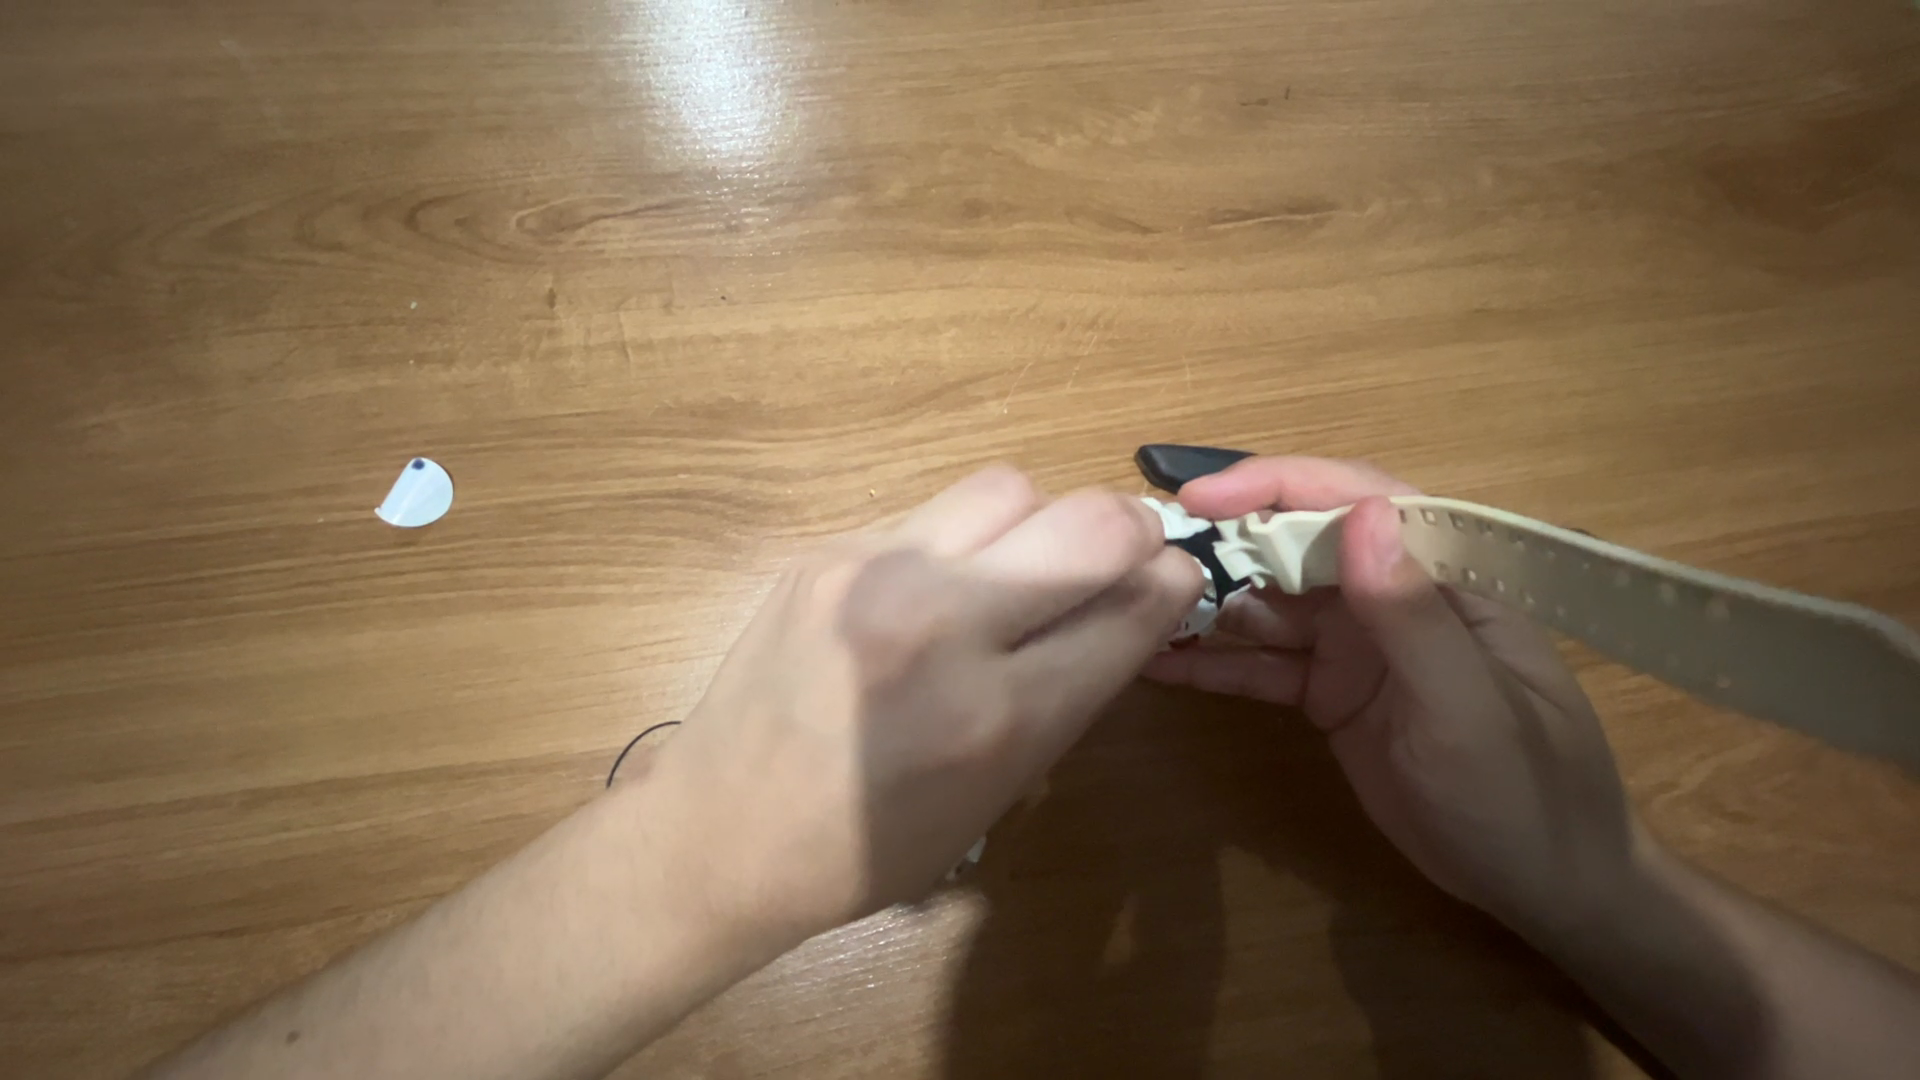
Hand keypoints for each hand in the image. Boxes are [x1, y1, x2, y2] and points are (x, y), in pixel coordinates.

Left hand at [650, 466, 1203, 939]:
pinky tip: (932, 585)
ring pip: (1009, 486)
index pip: (1134, 608)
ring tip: (1016, 565)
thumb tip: (1129, 606)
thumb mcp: (998, 793)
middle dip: (1130, 531)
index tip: (1172, 582)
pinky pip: (930, 514)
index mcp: (1000, 716)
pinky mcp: (826, 550)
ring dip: (1038, 521)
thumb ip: (1071, 691)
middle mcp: (943, 624)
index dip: (1173, 586)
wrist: (723, 829)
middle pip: (1090, 519)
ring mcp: (874, 572)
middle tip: (1119, 554)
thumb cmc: (873, 844)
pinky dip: (960, 541)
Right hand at [1144, 457, 1643, 936]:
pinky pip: (1257, 665)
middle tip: (1149, 563)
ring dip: (1205, 606)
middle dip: (1223, 547)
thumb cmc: (1526, 794)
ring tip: (1139, 615)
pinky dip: (1211, 664)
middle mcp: (1387, 594)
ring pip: (1264, 604)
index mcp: (1441, 576)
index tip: (1199, 498)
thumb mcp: (1468, 708)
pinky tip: (1159, 667)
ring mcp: (1350, 642)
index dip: (1275, 486)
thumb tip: (1361, 513)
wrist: (1540, 884)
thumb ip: (1412, 613)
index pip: (1355, 500)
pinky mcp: (1322, 688)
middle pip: (1293, 546)